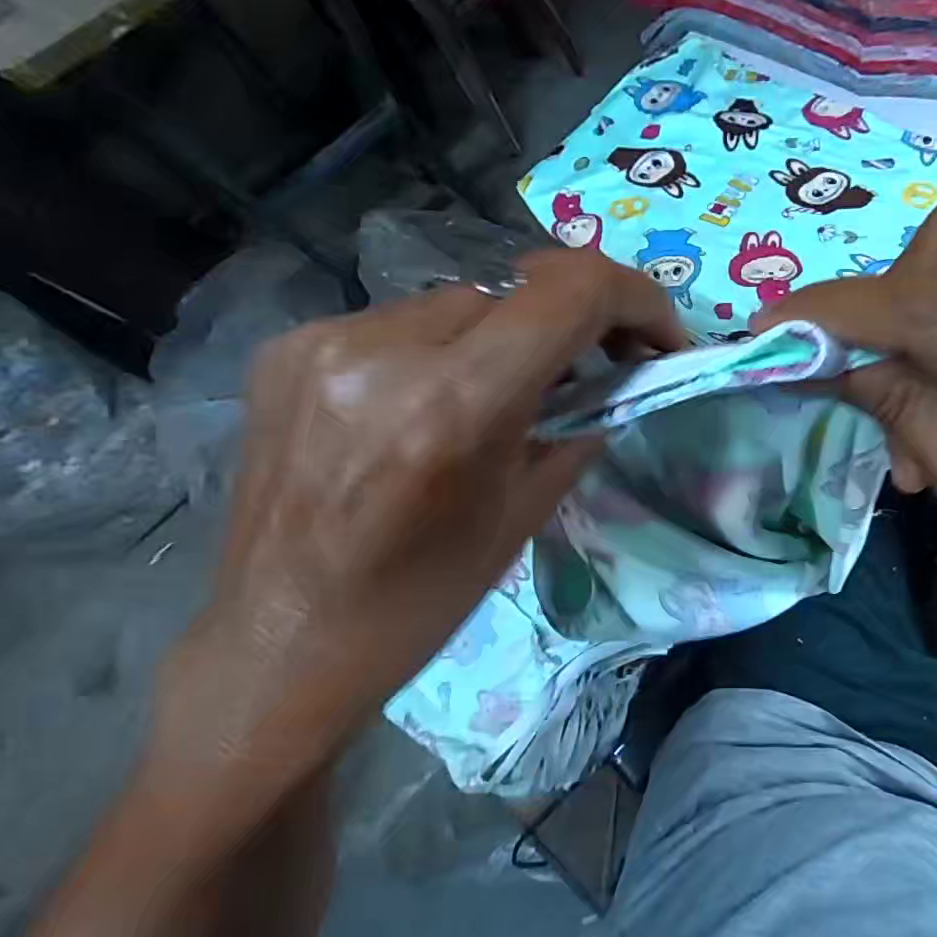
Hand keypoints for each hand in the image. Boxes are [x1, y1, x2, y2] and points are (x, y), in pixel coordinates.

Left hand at [153, 250, 682, 787]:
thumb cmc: (420, 600)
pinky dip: (429, 351)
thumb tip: (615, 371)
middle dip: (558, 328)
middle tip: (578, 374)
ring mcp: (322, 342)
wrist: (282, 643)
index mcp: (455, 406)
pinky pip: (392, 324)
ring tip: (485, 398)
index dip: (633, 296)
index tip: (655, 333)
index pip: (570, 293)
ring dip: (490, 339)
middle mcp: (384, 353)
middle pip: (511, 294)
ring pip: (452, 304)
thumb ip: (579, 423)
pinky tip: (416, 404)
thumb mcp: (523, 513)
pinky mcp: (284, 348)